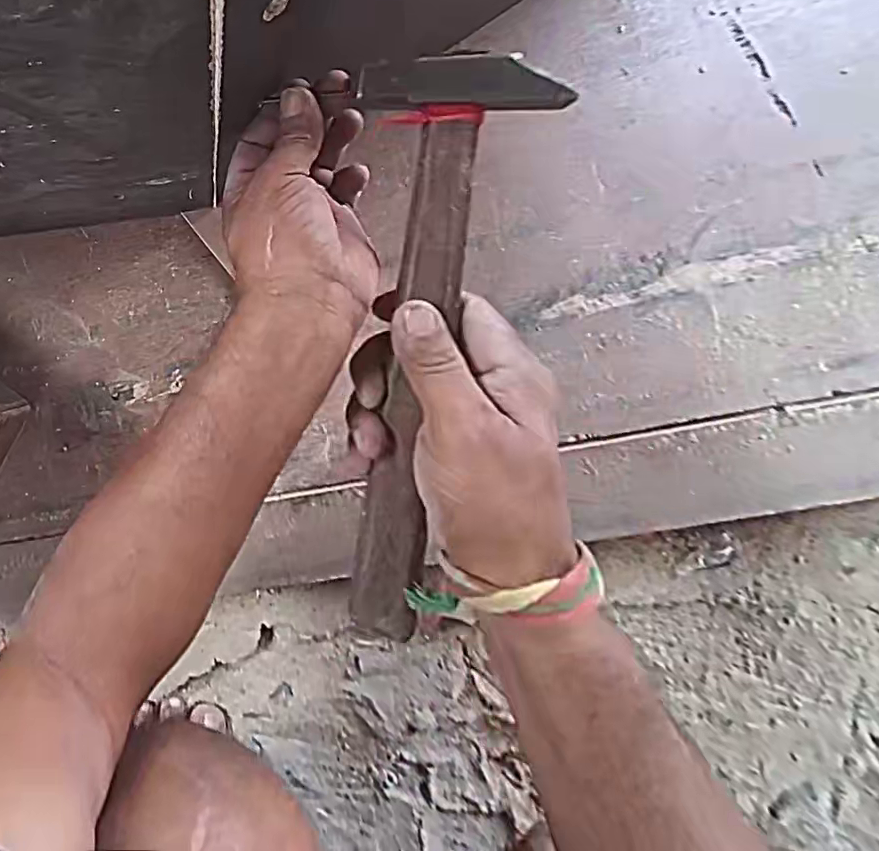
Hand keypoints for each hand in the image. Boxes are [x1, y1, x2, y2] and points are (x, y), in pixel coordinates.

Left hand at [222, 72, 380, 335]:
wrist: (312, 297)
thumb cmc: (278, 255)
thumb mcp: (279, 177)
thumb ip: (292, 137)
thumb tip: (296, 101)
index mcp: (245, 186)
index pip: (260, 137)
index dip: (281, 111)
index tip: (302, 89)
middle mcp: (274, 197)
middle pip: (294, 145)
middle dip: (313, 117)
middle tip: (334, 90)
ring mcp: (306, 210)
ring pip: (322, 161)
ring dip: (335, 137)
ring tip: (348, 116)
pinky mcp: (338, 223)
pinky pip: (346, 188)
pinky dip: (354, 174)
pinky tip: (356, 167)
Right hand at [347, 293, 575, 588]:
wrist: (499, 573)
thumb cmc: (497, 506)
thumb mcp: (461, 426)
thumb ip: (435, 364)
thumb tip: (413, 310)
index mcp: (509, 374)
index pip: (463, 310)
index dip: (419, 306)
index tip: (378, 315)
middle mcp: (488, 388)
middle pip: (420, 346)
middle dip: (382, 371)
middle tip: (370, 399)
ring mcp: (463, 414)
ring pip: (401, 383)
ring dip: (373, 409)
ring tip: (372, 442)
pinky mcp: (440, 439)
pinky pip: (396, 418)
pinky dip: (376, 433)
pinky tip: (369, 455)